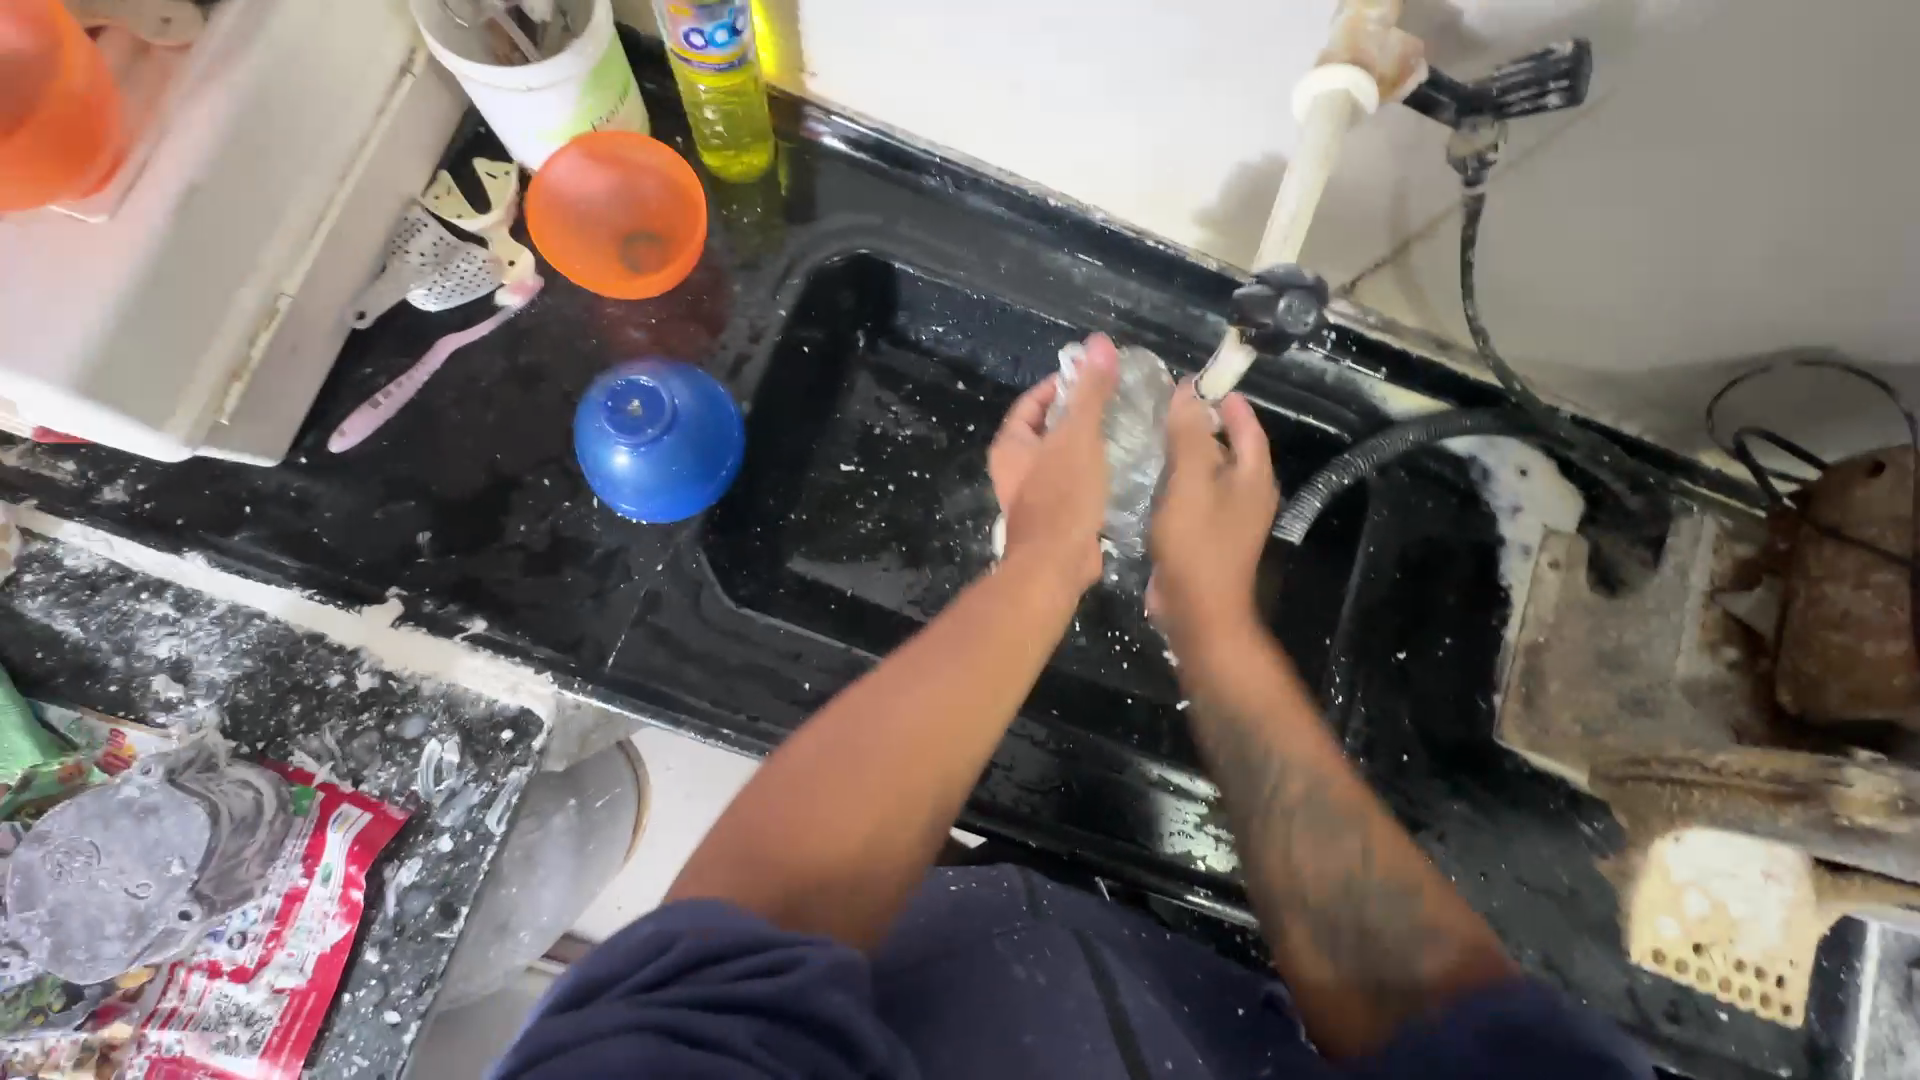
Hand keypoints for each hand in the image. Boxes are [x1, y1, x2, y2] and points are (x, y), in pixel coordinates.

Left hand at [987, 333, 1119, 591]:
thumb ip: (1089, 392)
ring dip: (1088, 444)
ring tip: (1124, 429)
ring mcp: (1033, 494)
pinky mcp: (1054, 515)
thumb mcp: (1078, 436)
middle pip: (1047, 429)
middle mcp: (1015, 468)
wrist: (1056, 563)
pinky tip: (1121, 467)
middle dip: (1079, 414)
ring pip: (1062, 457)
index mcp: (1011, 445)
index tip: (1095, 376)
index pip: (1033, 401)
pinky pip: (1074, 482)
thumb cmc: (1062, 495)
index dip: (1062, 384)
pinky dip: (1093, 471)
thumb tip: (1099, 343)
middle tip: (1116, 401)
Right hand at [1148, 380, 1278, 652]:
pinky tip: (1150, 480)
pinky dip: (1176, 483)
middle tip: (1167, 406)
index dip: (1227, 402)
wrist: (1197, 611)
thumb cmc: (1197, 544)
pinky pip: (1193, 499)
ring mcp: (1228, 520)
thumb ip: (1189, 436)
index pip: (1246, 427)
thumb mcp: (1190, 482)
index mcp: (1253, 477)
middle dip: (1202, 426)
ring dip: (1186, 455)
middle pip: (1228, 450)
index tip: (1201, 381)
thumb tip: (1188, 390)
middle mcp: (1247, 495)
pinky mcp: (1206, 538)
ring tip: (1153, 436)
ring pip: (1208, 475)